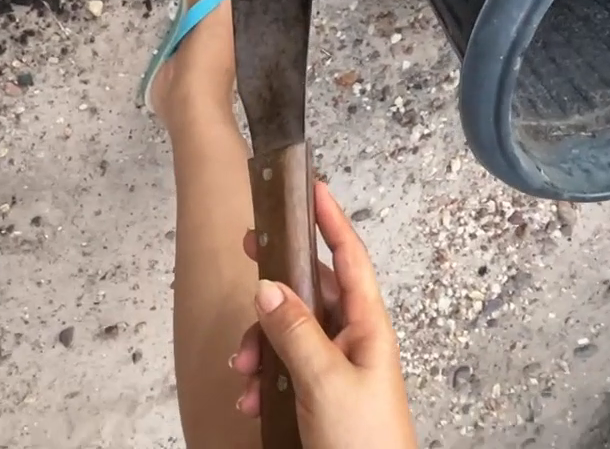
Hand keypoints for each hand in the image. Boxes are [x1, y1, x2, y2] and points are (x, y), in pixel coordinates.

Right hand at [231, 182, 415, 448]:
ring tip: (242, 367)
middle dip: (277, 280)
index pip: (350, 256)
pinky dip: (263, 374)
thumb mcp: (326, 381)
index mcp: (367, 325)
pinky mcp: (318, 392)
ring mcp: (335, 365)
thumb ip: (295, 330)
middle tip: (250, 247)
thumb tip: (266, 285)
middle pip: (310, 289)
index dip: (332, 219)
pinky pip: (284, 365)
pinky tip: (250, 397)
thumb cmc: (363, 441)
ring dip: (261, 340)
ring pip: (290, 329)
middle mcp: (352, 337)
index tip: (313, 186)